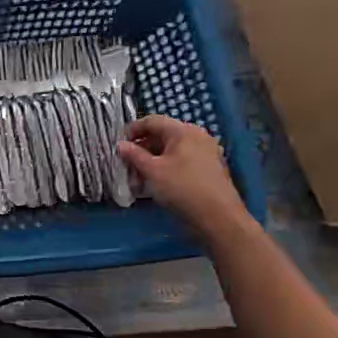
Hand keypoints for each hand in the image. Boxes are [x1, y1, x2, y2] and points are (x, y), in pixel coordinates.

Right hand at [117, 115, 252, 238]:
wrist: (218, 216)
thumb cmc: (181, 188)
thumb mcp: (152, 171)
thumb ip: (134, 155)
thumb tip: (121, 144)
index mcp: (183, 131)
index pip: (152, 121)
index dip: (132, 130)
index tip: (119, 145)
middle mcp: (196, 136)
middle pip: (162, 136)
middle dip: (141, 150)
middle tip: (127, 165)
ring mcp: (205, 152)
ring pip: (171, 151)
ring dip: (152, 161)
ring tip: (139, 179)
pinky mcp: (209, 168)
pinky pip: (182, 161)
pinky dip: (166, 168)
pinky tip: (157, 184)